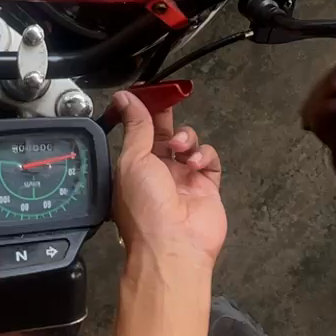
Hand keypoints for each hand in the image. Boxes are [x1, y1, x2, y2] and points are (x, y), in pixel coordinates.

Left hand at [110, 91, 226, 273]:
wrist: (174, 245)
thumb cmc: (146, 208)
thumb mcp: (133, 160)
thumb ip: (136, 126)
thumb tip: (126, 98)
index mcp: (133, 166)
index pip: (139, 131)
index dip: (144, 111)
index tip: (149, 91)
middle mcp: (157, 171)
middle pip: (164, 134)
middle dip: (167, 118)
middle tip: (171, 103)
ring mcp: (183, 179)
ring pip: (188, 143)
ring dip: (186, 139)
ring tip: (180, 149)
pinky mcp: (206, 185)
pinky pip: (208, 159)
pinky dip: (203, 156)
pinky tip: (195, 164)